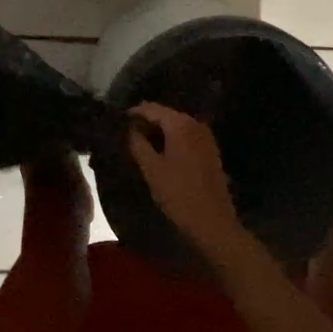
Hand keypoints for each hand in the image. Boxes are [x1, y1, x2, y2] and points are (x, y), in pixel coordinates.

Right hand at [127, 102, 245, 254]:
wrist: (213, 222)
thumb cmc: (179, 194)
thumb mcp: (152, 169)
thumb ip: (138, 144)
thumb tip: (130, 129)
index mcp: (180, 124)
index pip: (152, 108)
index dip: (134, 112)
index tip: (119, 120)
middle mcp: (195, 123)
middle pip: (166, 115)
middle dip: (147, 122)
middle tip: (127, 133)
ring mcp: (206, 136)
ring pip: (177, 126)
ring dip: (160, 132)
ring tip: (141, 143)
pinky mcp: (211, 150)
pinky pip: (187, 137)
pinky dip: (173, 140)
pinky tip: (162, 152)